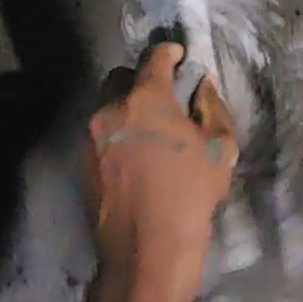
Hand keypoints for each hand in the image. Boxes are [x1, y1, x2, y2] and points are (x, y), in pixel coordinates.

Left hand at [81, 43, 238, 272]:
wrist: (147, 250)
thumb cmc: (190, 193)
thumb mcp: (221, 147)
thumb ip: (212, 107)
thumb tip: (202, 86)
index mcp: (146, 98)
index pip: (155, 56)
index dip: (170, 52)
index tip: (181, 56)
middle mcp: (111, 108)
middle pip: (122, 77)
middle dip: (142, 80)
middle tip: (164, 97)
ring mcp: (91, 136)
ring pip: (107, 105)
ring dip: (127, 107)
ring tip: (149, 129)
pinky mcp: (81, 162)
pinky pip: (100, 133)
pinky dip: (116, 132)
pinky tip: (135, 154)